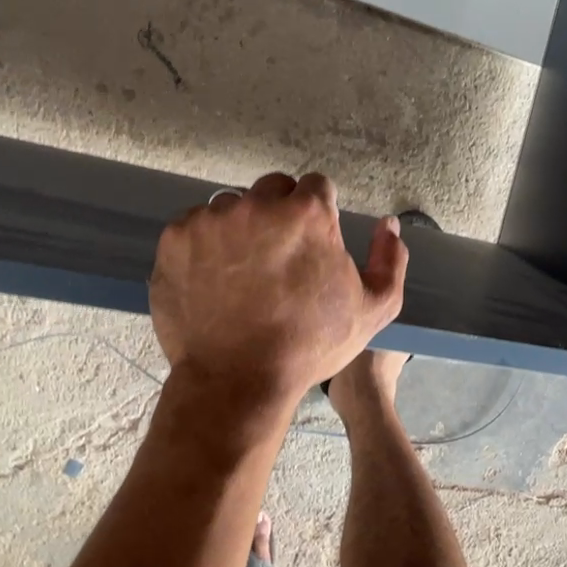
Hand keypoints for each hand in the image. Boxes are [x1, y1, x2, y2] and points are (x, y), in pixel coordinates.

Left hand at [150, 172, 407, 405]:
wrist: (237, 380)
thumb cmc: (310, 345)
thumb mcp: (373, 310)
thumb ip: (390, 260)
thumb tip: (389, 225)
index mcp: (308, 215)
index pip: (317, 186)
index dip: (320, 213)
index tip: (315, 242)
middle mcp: (256, 205)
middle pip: (273, 189)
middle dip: (281, 213)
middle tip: (282, 258)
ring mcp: (211, 221)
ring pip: (233, 208)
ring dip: (243, 229)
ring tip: (246, 274)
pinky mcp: (175, 240)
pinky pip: (196, 228)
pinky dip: (208, 247)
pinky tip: (218, 282)